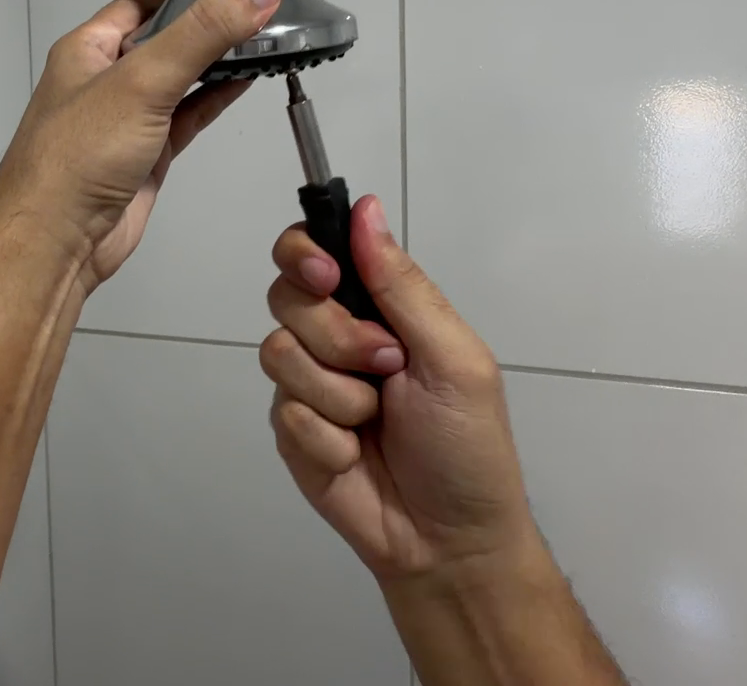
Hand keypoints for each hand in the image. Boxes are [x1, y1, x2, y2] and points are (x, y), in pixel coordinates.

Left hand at [0, 0, 282, 289]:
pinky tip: (245, 81)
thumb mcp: (141, 82)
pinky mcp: (147, 154)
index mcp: (87, 50)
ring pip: (181, 79)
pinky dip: (216, 98)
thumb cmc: (69, 163)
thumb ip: (199, 35)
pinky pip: (188, 115)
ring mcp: (128, 119)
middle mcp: (106, 81)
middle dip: (208, 25)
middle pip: (166, 39)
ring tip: (265, 39)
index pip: (141, 3)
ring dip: (219, 62)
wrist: (57, 240)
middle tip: (259, 8)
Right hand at [260, 196, 539, 583]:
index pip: (311, 250)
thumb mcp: (453, 357)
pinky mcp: (289, 426)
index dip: (304, 251)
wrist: (448, 541)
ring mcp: (305, 380)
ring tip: (375, 420)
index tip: (326, 276)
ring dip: (337, 392)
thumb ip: (402, 284)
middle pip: (286, 296)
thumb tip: (365, 204)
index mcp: (373, 306)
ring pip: (279, 352)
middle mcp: (331, 333)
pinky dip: (327, 436)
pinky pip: (285, 410)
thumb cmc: (466, 443)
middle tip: (385, 366)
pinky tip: (353, 454)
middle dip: (336, 335)